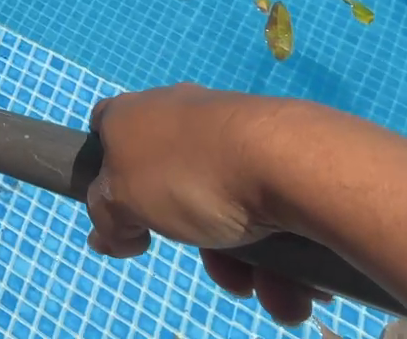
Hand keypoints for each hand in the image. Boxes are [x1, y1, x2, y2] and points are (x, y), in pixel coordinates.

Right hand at [86, 84, 322, 323]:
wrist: (288, 161)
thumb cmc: (186, 174)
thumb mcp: (124, 202)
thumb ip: (106, 217)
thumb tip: (102, 238)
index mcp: (131, 112)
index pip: (105, 129)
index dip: (111, 168)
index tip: (132, 207)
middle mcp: (178, 112)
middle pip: (174, 181)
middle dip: (199, 239)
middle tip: (222, 272)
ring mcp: (233, 128)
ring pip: (231, 202)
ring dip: (251, 259)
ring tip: (277, 295)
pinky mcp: (286, 149)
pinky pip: (276, 203)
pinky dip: (289, 247)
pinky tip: (304, 283)